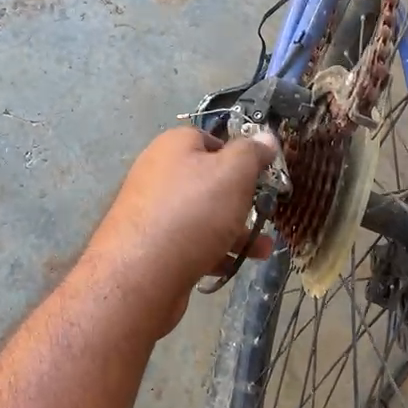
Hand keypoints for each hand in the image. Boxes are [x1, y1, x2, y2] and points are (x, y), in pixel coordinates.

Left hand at [75, 126, 278, 339]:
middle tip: (266, 214)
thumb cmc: (192, 212)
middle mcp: (159, 172)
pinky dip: (215, 250)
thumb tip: (265, 135)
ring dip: (235, 230)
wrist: (141, 273)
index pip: (211, 140)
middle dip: (241, 200)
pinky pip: (191, 240)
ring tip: (264, 249)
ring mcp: (154, 209)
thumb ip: (251, 153)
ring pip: (203, 214)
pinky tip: (235, 265)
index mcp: (174, 145)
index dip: (239, 156)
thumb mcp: (232, 173)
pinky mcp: (154, 243)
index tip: (263, 176)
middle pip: (209, 180)